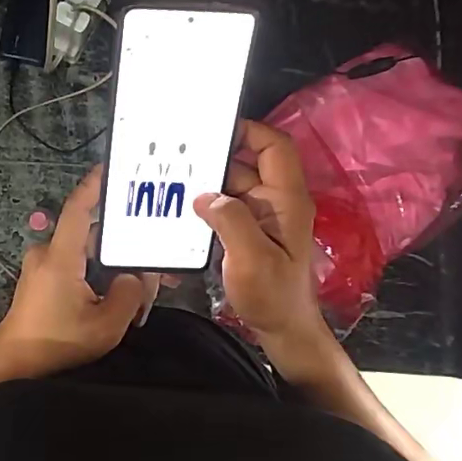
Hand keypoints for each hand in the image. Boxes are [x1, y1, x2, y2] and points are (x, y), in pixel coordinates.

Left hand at [0, 167, 145, 377]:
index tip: (113, 169)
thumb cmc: (57, 341)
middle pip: (90, 234)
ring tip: (142, 275)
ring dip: (110, 261)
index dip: (95, 185)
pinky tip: (117, 287)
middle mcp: (48, 253)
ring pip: (84, 253)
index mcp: (60, 257)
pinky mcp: (42, 279)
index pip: (78, 209)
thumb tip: (135, 278)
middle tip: (152, 245)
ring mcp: (42, 265)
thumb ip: (129, 295)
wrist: (14, 360)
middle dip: (122, 240)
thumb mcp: (105, 325)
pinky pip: (74, 265)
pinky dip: (96, 271)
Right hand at [193, 120, 333, 366]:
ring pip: (233, 186)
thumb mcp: (253, 258)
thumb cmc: (273, 295)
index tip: (213, 131)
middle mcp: (275, 202)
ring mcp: (261, 217)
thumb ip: (231, 221)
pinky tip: (184, 207)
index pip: (274, 148)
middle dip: (217, 158)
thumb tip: (206, 196)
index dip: (249, 132)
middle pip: (248, 164)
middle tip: (181, 157)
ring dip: (208, 183)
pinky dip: (207, 204)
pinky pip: (226, 207)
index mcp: (286, 200)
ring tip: (175, 180)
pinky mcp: (248, 232)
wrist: (282, 328)